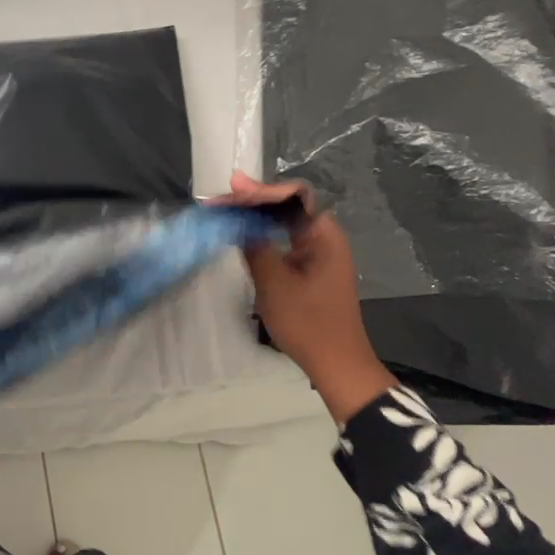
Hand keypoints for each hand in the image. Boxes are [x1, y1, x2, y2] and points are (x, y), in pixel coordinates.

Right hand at [215, 172, 394, 424]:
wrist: (335, 363)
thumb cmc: (308, 323)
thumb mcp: (275, 283)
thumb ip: (255, 246)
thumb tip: (236, 222)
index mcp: (324, 236)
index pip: (293, 197)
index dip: (260, 191)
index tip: (230, 192)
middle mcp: (325, 237)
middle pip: (288, 206)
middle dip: (253, 201)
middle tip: (218, 202)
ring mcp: (319, 253)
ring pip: (284, 223)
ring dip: (255, 216)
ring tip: (223, 211)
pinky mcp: (310, 267)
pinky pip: (284, 240)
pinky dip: (262, 234)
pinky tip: (241, 234)